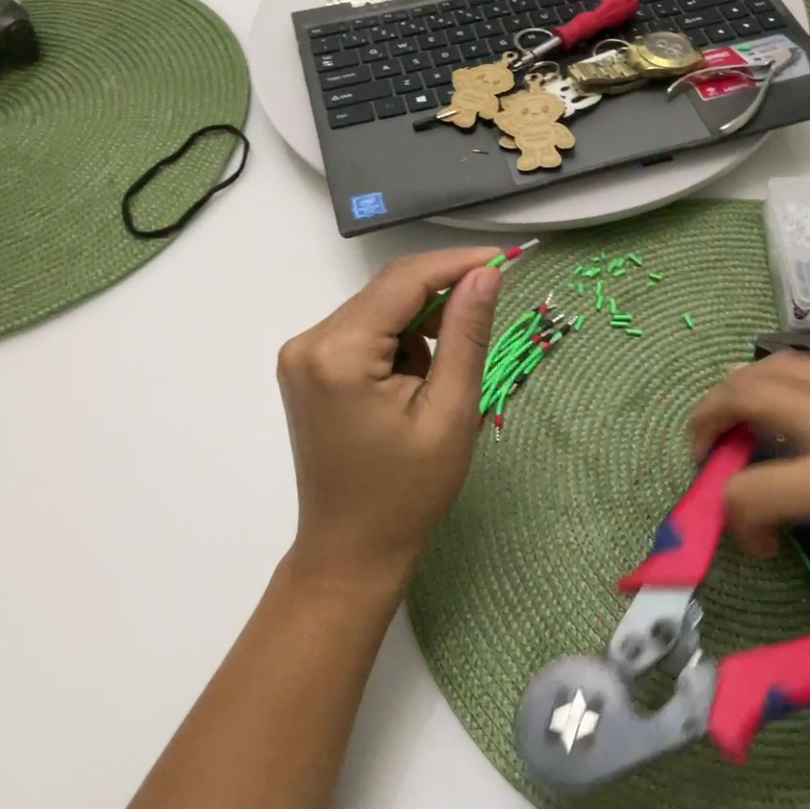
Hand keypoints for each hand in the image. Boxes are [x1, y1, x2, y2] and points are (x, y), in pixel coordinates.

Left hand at [277, 248, 502, 598]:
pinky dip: (400, 348)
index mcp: (338, 353)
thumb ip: (466, 335)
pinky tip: (413, 389)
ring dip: (421, 332)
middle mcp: (308, 342)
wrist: (353, 549)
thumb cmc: (408, 492)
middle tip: (485, 330)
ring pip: (380, 313)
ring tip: (439, 387)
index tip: (508, 260)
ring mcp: (302, 356)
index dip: (458, 264)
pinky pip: (365, 335)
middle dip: (441, 304)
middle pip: (388, 293)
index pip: (404, 280)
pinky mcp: (308, 370)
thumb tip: (487, 274)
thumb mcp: (450, 412)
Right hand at [688, 353, 809, 733]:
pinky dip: (780, 382)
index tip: (766, 552)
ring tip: (736, 432)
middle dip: (705, 424)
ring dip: (737, 393)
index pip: (751, 490)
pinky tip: (796, 421)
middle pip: (744, 395)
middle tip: (703, 462)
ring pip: (775, 366)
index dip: (736, 526)